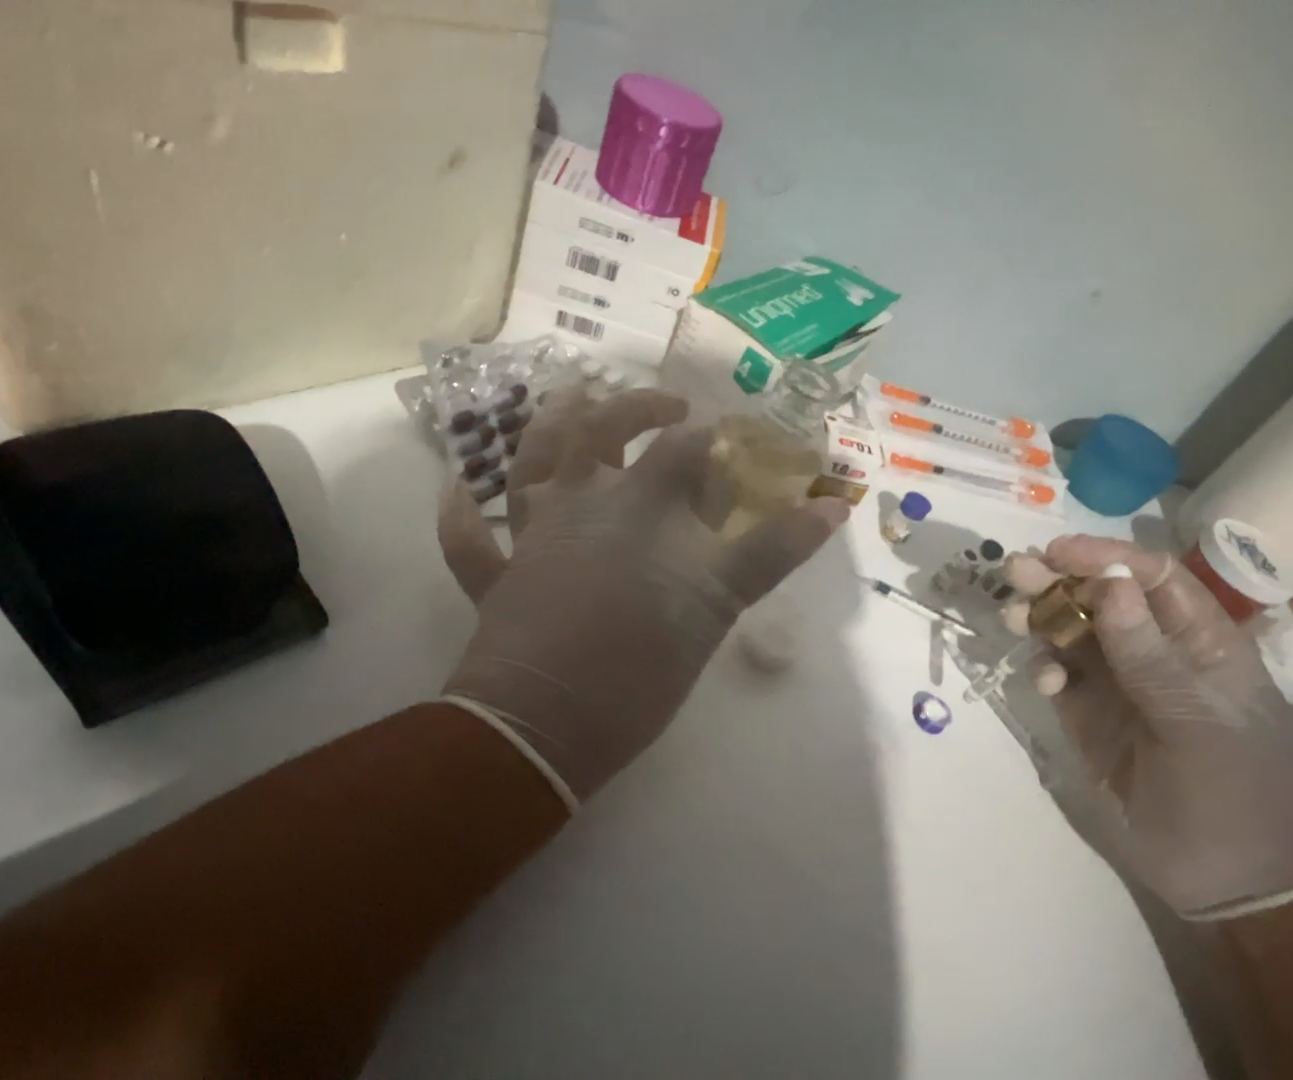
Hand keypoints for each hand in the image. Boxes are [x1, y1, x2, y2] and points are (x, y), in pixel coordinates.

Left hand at [436, 386, 848, 804]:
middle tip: (668, 407)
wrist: (546, 724)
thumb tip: (831, 506)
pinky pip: (468, 538)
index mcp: (637, 503)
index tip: (738, 440)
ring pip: (528, 462)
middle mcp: (579, 502)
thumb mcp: (718, 606)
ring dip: (546, 424)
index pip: (683, 448)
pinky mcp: (494, 578)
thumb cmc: (639, 664)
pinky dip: (462, 512)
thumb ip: (771, 552)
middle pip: (601, 431)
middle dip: (636, 407)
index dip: (715, 437)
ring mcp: (529, 536)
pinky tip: (461, 487)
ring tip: (568, 396)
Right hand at [1018, 536, 1292, 918]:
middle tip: (1014, 572)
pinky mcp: (1090, 722)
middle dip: (1059, 581)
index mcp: (1201, 642)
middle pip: (1101, 599)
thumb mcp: (1197, 717)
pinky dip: (1046, 672)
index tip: (1058, 553)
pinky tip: (1045, 682)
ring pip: (1072, 635)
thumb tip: (1110, 583)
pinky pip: (1059, 680)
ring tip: (1011, 615)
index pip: (1151, 578)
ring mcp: (1120, 689)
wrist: (1237, 881)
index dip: (1106, 558)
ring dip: (1042, 619)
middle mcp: (1156, 655)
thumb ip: (1146, 653)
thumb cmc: (1238, 788)